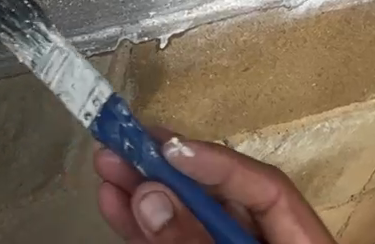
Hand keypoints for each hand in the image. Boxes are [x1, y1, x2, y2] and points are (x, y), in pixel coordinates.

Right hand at [94, 129, 336, 243]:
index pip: (269, 188)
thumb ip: (198, 243)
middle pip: (220, 198)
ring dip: (143, 192)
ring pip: (188, 219)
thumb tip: (152, 195)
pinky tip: (114, 203)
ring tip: (105, 165)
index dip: (217, 161)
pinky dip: (141, 227)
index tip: (168, 146)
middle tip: (121, 141)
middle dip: (165, 170)